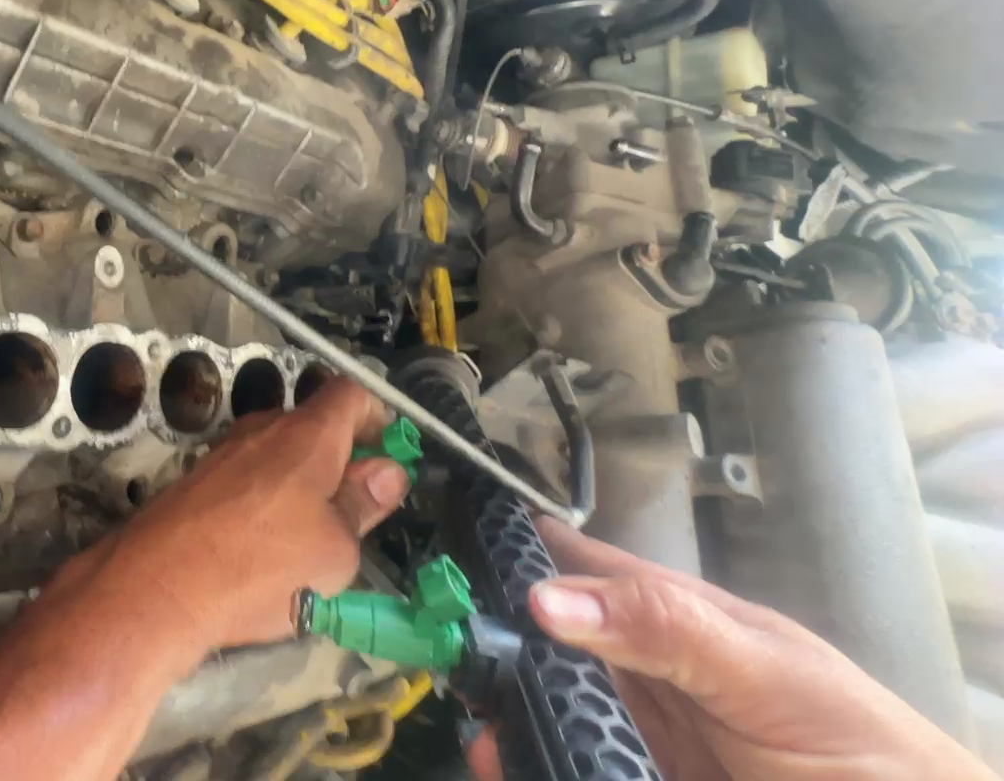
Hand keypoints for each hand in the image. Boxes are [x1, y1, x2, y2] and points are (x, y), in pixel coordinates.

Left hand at [62, 379, 412, 661]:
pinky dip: (270, 495)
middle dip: (343, 456)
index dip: (379, 414)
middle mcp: (262, 429)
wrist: (160, 582)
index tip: (393, 450)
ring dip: (305, 480)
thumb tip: (387, 471)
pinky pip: (250, 473)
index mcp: (306, 435)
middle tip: (360, 508)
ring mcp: (225, 451)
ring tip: (314, 535)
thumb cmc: (262, 564)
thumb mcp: (335, 550)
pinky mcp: (200, 477)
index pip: (351, 393)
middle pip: (314, 424)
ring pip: (280, 451)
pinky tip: (268, 540)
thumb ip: (363, 505)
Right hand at [476, 518, 994, 780]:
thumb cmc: (864, 756)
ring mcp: (622, 725)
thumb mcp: (771, 676)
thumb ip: (667, 626)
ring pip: (534, 699)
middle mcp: (628, 663)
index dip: (500, 544)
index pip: (564, 559)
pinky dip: (518, 755)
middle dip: (481, 633)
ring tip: (475, 721)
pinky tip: (496, 758)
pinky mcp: (616, 770)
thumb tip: (543, 596)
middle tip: (438, 644)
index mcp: (658, 613)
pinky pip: (555, 758)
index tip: (439, 549)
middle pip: (531, 634)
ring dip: (494, 703)